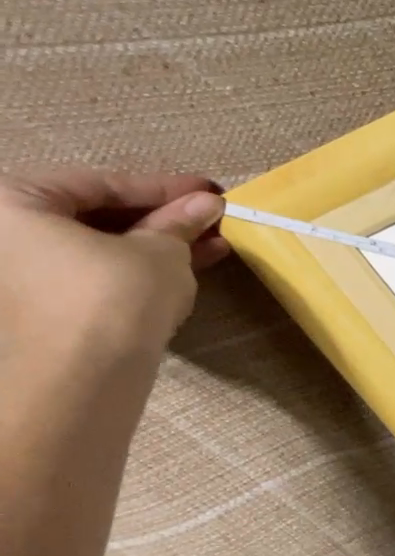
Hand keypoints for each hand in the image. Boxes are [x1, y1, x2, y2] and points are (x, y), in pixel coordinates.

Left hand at [0, 173, 227, 367]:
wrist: (82, 372)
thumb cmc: (113, 293)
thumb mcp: (161, 250)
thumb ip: (181, 221)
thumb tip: (209, 202)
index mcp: (9, 203)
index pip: (100, 184)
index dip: (164, 188)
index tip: (211, 191)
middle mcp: (1, 235)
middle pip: (92, 214)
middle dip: (161, 217)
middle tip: (213, 218)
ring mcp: (14, 273)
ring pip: (96, 245)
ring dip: (157, 242)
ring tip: (213, 244)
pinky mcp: (35, 304)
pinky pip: (89, 271)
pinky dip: (135, 266)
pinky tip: (186, 266)